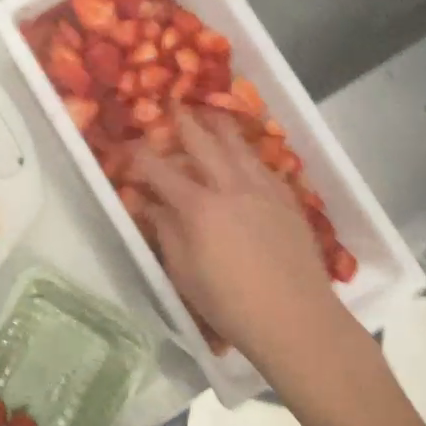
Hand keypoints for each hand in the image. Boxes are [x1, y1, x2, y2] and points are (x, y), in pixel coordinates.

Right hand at [134, 110, 348, 361]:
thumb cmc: (231, 304)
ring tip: (211, 113)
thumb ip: (167, 232)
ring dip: (220, 127)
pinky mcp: (288, 201)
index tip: (127, 146)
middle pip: (203, 144)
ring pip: (239, 147)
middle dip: (184, 123)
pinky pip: (264, 166)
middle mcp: (230, 187)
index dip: (140, 156)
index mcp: (199, 207)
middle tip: (172, 105)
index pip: (161, 170)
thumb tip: (151, 204)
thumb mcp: (184, 273)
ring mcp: (263, 191)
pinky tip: (246, 154)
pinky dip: (249, 153)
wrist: (297, 320)